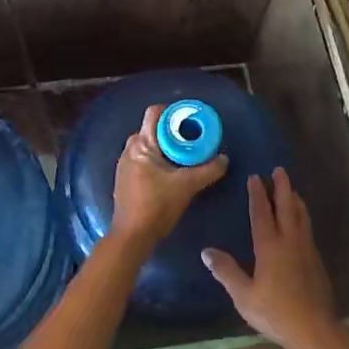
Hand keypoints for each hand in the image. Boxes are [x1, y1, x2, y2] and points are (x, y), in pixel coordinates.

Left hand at [112, 104, 228, 249]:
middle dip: (173, 132)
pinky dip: (158, 159)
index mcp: (141, 144)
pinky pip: (143, 158)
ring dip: (166, 148)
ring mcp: (124, 164)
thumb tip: (224, 159)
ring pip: (149, 145)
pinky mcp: (125, 178)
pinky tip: (171, 173)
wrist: (131, 236)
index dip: (174, 112)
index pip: (155, 112)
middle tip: (193, 141)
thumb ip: (208, 170)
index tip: (192, 122)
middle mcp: (129, 148)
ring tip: (185, 158)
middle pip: (153, 129)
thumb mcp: (187, 186)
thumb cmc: (157, 206)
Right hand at [202, 169, 335, 348]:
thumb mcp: (244, 295)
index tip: (255, 177)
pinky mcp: (316, 261)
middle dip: (282, 187)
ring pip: (301, 217)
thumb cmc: (275, 312)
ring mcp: (306, 250)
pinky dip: (302, 217)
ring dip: (295, 200)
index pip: (262, 213)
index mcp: (269, 247)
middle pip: (286, 207)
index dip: (257, 194)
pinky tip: (301, 223)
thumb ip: (226, 271)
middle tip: (279, 170)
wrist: (314, 329)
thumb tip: (207, 252)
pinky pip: (308, 230)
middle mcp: (290, 242)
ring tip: (291, 190)